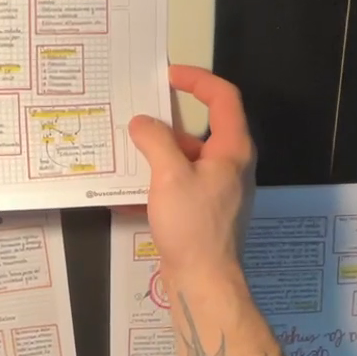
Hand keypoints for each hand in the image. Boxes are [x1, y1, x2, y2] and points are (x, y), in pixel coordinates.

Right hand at [127, 66, 256, 285]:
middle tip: (136, 116)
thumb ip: (155, 142)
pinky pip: (176, 188)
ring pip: (184, 162)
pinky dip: (153, 187)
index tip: (168, 76)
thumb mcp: (169, 176)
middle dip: (165, 124)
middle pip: (198, 131)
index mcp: (232, 149)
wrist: (203, 279)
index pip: (223, 98)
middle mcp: (229, 166)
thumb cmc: (193, 225)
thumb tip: (140, 123)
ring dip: (155, 157)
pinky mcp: (201, 213)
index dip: (197, 80)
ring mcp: (216, 191)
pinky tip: (124, 195)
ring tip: (123, 155)